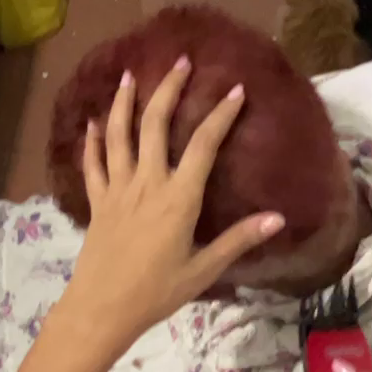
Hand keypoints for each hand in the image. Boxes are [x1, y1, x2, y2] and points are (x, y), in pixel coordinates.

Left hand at [53, 55, 285, 352]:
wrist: (102, 309)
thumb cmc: (157, 293)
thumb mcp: (204, 270)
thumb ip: (238, 240)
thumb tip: (278, 218)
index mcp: (177, 198)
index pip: (202, 145)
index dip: (220, 115)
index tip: (235, 89)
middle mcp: (146, 184)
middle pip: (155, 125)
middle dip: (169, 90)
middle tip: (181, 62)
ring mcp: (117, 190)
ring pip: (119, 135)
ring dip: (125, 102)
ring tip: (131, 74)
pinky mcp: (97, 202)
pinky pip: (93, 164)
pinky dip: (93, 140)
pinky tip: (93, 121)